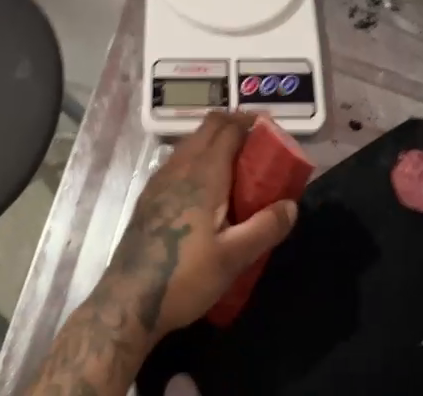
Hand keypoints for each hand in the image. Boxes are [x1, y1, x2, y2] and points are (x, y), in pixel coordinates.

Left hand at [99, 111, 298, 340]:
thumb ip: (265, 228)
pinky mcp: (150, 195)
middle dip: (235, 125)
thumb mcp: (234, 257)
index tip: (273, 130)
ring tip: (238, 164)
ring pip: (192, 141)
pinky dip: (199, 156)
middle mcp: (180, 166)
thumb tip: (291, 205)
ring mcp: (161, 178)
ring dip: (216, 140)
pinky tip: (209, 187)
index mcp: (203, 173)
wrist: (130, 299)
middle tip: (259, 143)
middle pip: (209, 126)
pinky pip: (180, 159)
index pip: (228, 128)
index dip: (251, 123)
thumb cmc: (186, 275)